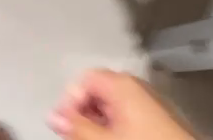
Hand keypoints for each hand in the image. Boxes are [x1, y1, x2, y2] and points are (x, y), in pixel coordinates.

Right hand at [48, 69, 195, 139]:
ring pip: (113, 106)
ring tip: (93, 139)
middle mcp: (136, 84)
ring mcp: (149, 101)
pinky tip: (114, 139)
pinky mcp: (159, 118)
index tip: (64, 125)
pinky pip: (128, 115)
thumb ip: (77, 127)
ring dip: (98, 123)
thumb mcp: (105, 138)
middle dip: (84, 114)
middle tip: (76, 136)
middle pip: (98, 91)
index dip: (70, 101)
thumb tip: (53, 116)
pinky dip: (116, 127)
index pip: (84, 79)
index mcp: (122, 83)